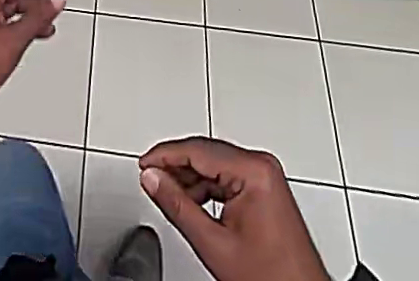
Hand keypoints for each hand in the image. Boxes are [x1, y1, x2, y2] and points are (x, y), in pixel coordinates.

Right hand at [138, 137, 327, 280]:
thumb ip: (177, 205)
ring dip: (190, 179)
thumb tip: (153, 178)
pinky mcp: (264, 186)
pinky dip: (206, 188)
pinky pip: (226, 176)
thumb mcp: (213, 243)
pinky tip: (190, 203)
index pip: (198, 150)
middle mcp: (262, 165)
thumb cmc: (273, 277)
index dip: (165, 156)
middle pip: (206, 153)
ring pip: (214, 165)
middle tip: (150, 177)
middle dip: (175, 166)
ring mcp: (265, 175)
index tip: (145, 164)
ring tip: (168, 195)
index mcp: (253, 171)